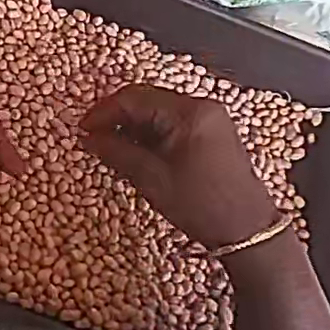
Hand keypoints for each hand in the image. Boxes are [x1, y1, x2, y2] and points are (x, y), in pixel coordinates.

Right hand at [78, 85, 279, 249]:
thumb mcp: (152, 179)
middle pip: (147, 100)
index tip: (82, 130)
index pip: (134, 98)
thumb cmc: (200, 205)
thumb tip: (88, 138)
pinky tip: (134, 153)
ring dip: (132, 127)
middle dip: (116, 118)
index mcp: (188, 112)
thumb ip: (117, 153)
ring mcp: (209, 119)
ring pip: (158, 112)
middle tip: (92, 139)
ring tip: (109, 149)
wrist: (247, 230)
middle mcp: (201, 107)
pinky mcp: (211, 133)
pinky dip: (150, 135)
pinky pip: (172, 124)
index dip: (103, 112)